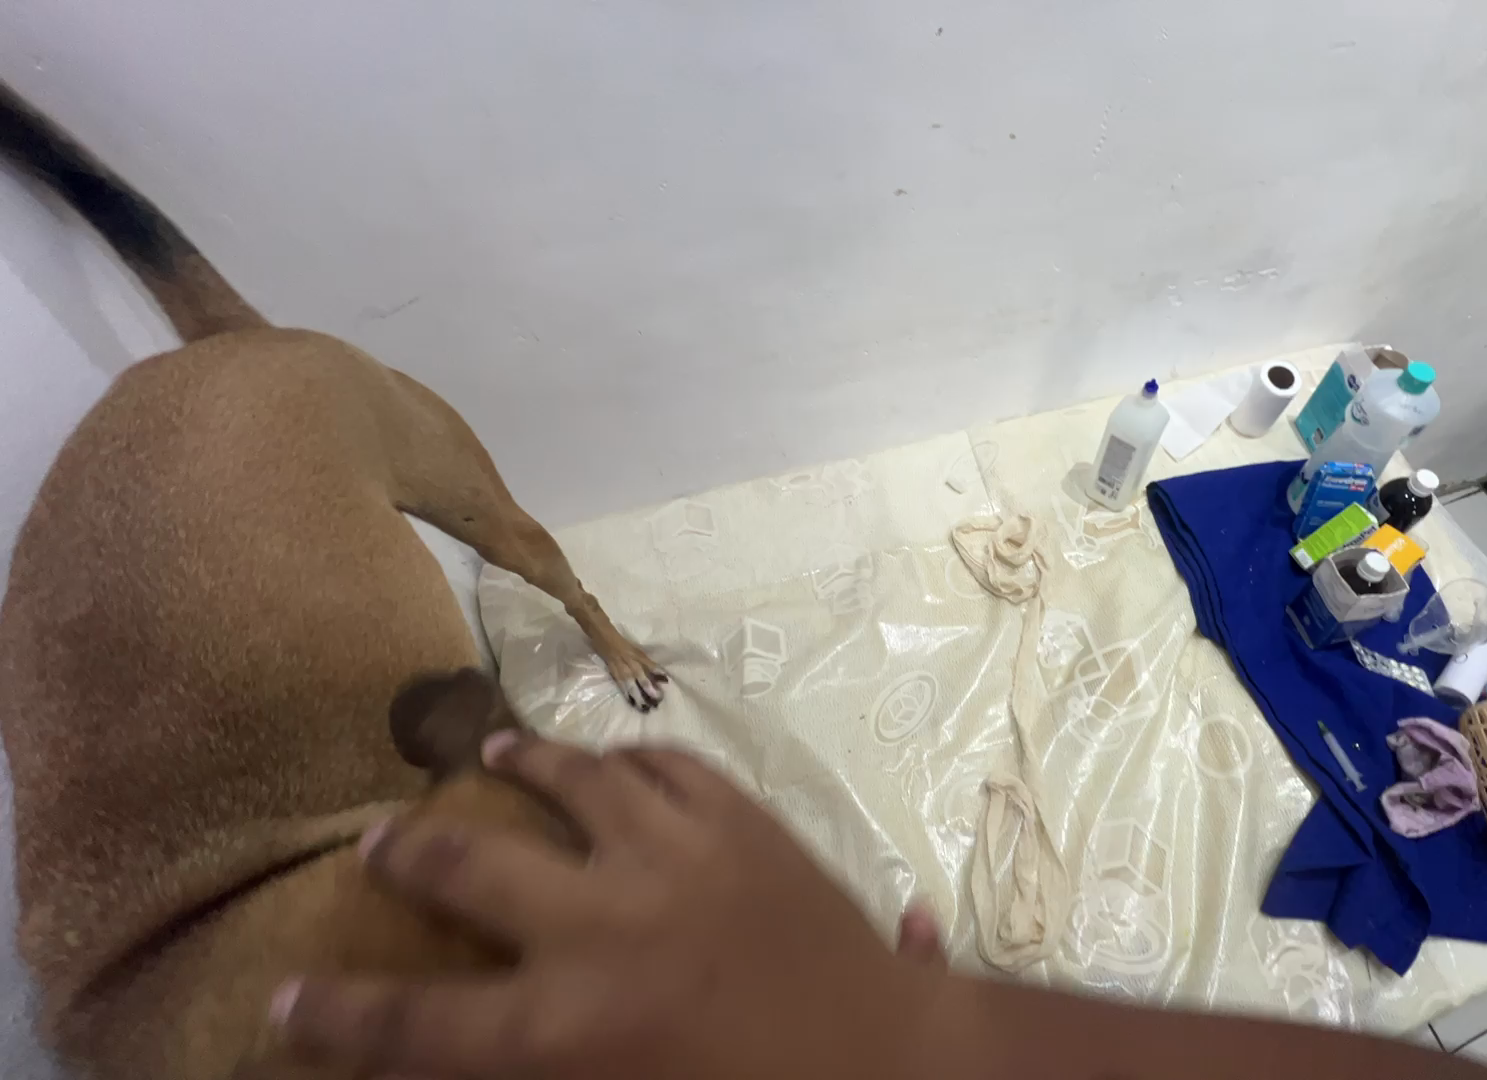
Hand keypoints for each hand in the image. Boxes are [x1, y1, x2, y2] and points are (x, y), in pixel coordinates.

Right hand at [271, 732, 945, 1077]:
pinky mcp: (740, 815)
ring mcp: (678, 850)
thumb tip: (474, 1041)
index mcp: (565, 1026)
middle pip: (475, 865)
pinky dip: (630, 756)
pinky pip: (669, 764)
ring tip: (489, 746)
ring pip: (578, 777)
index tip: (283, 992)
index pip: (410, 1026)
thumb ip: (541, 1063)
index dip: (333, 1015)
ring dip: (526, 758)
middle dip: (411, 848)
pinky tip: (612, 753)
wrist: (880, 1048)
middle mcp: (606, 921)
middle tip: (381, 831)